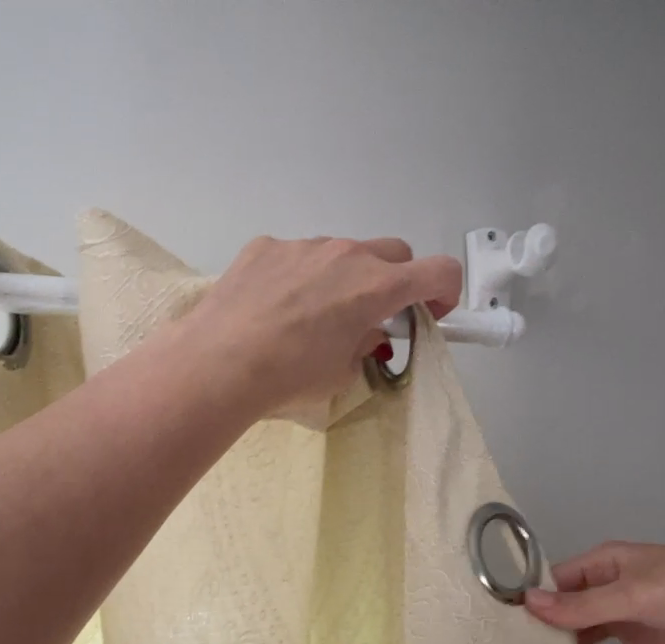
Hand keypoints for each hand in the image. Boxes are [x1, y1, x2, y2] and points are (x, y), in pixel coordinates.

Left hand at [172, 235, 461, 415]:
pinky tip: (274, 308)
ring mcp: (303, 245)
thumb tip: (363, 329)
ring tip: (314, 317)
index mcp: (376, 287)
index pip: (439, 271)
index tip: (431, 315)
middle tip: (376, 316)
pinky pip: (297, 256)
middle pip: (394, 252)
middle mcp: (346, 254)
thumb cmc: (290, 377)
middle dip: (397, 281)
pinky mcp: (265, 247)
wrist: (219, 363)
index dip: (445, 292)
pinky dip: (300, 277)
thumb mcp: (343, 372)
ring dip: (345, 277)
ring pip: (342, 252)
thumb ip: (365, 342)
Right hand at [524, 543, 664, 643]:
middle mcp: (611, 589)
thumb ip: (583, 606)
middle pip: (568, 610)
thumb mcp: (633, 593)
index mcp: (605, 564)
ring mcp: (629, 618)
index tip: (498, 625)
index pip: (556, 581)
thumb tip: (529, 604)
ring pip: (587, 636)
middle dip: (543, 629)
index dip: (530, 600)